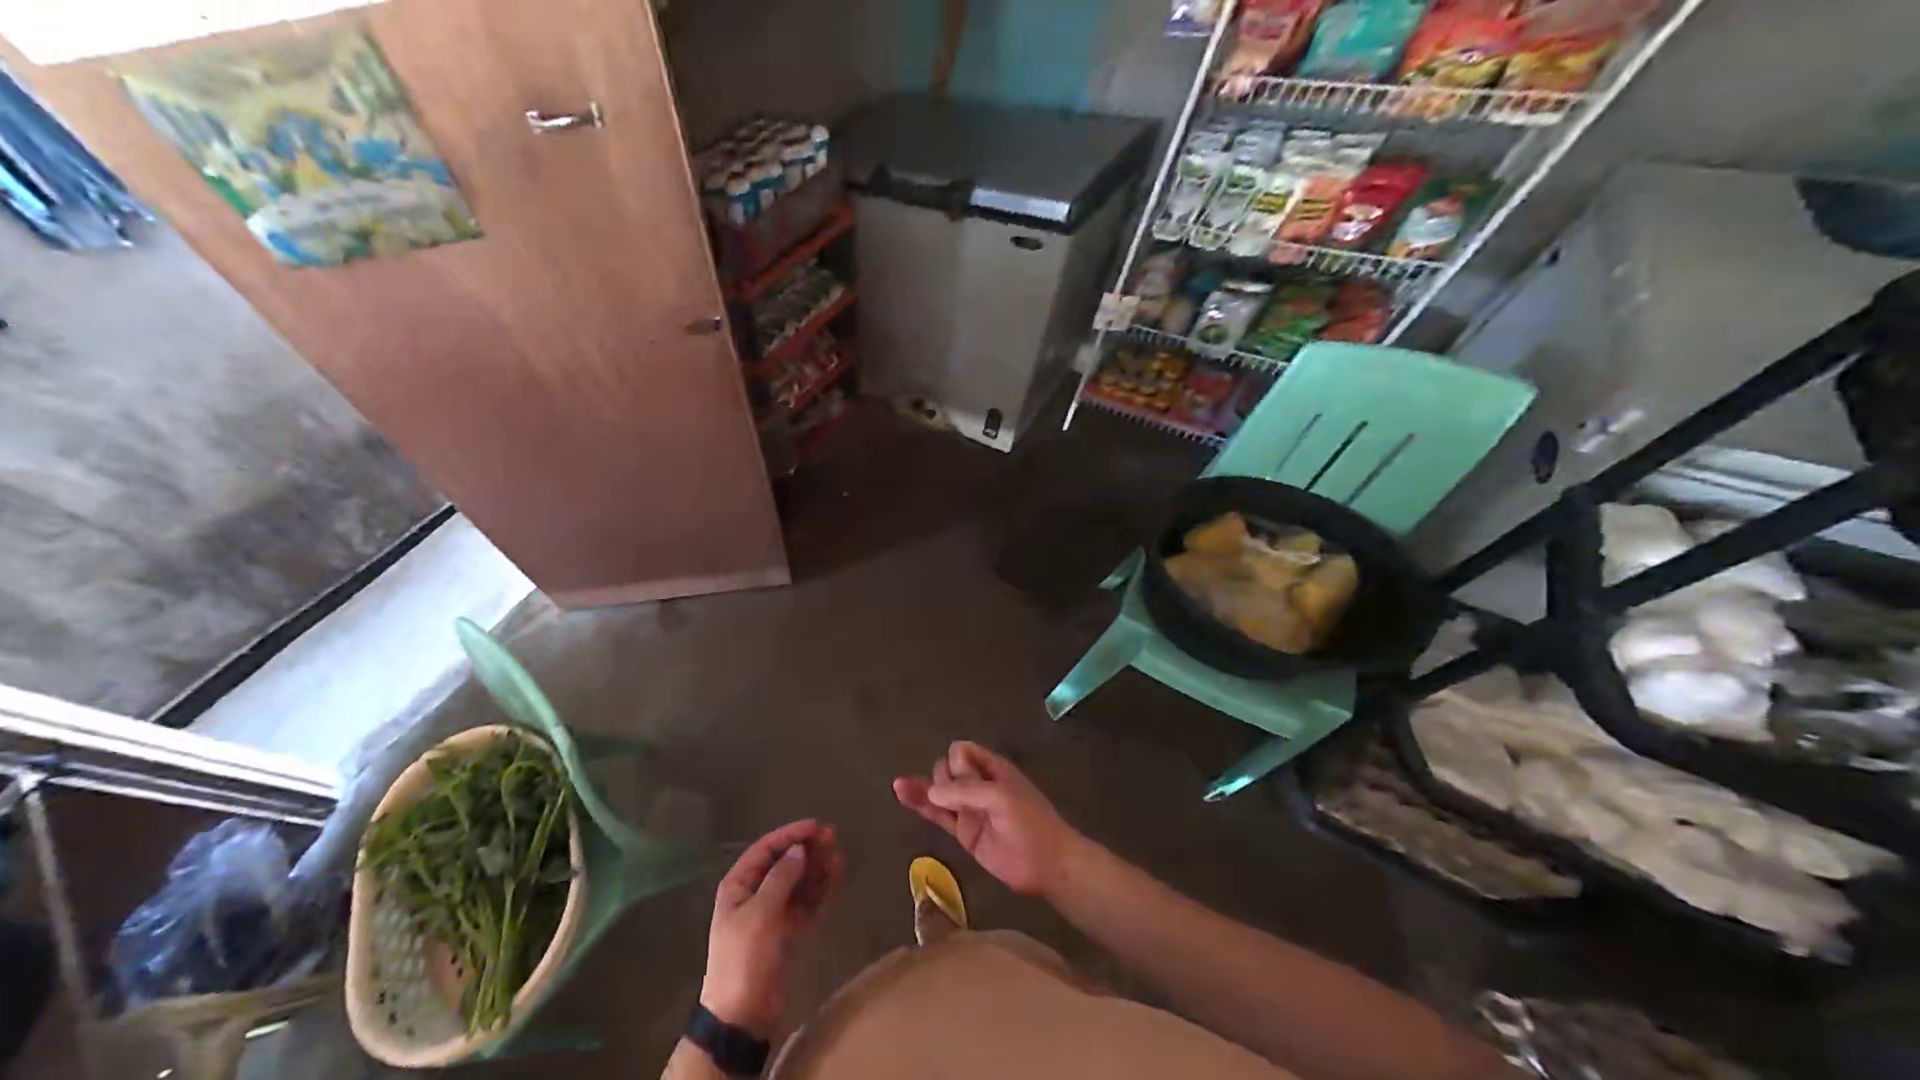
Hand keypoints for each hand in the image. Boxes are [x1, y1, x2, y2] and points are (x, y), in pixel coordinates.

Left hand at [701, 820, 842, 1036]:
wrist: (743, 1015)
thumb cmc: (745, 957)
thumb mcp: (760, 913)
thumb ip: (781, 878)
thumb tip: (799, 850)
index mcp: (739, 886)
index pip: (766, 849)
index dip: (789, 835)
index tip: (815, 826)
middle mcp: (756, 894)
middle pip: (785, 862)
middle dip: (807, 849)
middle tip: (832, 837)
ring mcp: (775, 912)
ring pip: (799, 880)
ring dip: (817, 866)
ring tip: (837, 854)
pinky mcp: (791, 930)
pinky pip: (808, 901)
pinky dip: (822, 888)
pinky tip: (836, 875)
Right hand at [892, 741, 1081, 896]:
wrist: (1048, 864)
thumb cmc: (1031, 822)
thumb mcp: (1001, 797)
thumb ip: (966, 792)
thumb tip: (931, 793)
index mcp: (993, 768)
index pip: (962, 750)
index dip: (958, 762)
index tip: (967, 778)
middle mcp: (979, 784)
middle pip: (948, 770)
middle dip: (946, 779)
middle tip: (963, 801)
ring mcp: (970, 809)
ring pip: (939, 792)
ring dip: (920, 787)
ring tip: (900, 785)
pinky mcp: (964, 833)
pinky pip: (938, 816)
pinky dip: (920, 806)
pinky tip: (902, 794)